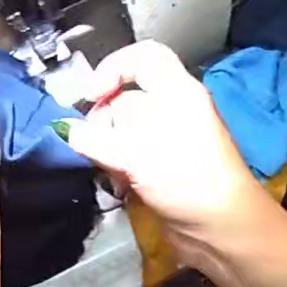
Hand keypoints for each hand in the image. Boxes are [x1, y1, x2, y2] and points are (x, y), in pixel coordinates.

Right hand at [59, 42, 286, 273]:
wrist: (221, 229)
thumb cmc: (188, 180)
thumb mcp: (135, 154)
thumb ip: (94, 140)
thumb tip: (65, 131)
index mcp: (176, 92)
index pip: (142, 57)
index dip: (112, 68)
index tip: (91, 97)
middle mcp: (171, 110)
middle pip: (123, 100)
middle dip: (103, 123)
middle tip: (94, 147)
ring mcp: (165, 140)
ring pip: (121, 132)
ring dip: (107, 151)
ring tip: (111, 174)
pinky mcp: (160, 167)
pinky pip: (127, 157)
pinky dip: (117, 168)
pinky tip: (118, 186)